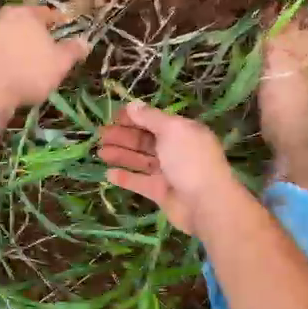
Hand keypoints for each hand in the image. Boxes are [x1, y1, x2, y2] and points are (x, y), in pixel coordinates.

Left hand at [0, 6, 88, 108]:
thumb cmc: (29, 72)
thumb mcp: (60, 63)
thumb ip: (73, 50)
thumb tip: (85, 41)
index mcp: (27, 13)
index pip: (47, 12)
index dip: (58, 21)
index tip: (65, 27)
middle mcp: (5, 17)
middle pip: (25, 21)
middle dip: (36, 31)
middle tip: (47, 43)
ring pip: (10, 35)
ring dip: (19, 44)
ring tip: (30, 59)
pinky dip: (6, 57)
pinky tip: (11, 70)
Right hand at [98, 103, 242, 233]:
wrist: (206, 203)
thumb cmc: (190, 160)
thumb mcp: (172, 130)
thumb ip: (150, 117)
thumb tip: (132, 105)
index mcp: (181, 132)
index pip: (154, 121)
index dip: (134, 118)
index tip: (113, 117)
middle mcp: (175, 150)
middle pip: (145, 140)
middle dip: (123, 136)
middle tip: (101, 135)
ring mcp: (167, 172)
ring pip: (140, 160)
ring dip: (121, 155)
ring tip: (100, 152)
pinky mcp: (160, 192)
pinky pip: (139, 182)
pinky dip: (124, 177)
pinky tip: (108, 173)